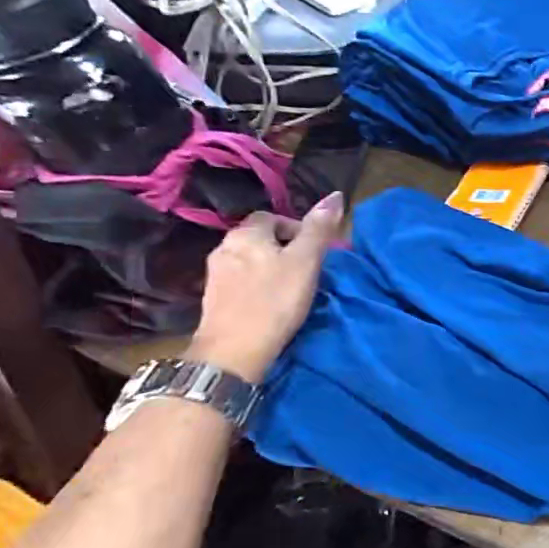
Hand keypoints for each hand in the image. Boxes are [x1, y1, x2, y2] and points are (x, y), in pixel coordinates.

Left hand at [185, 193, 344, 382]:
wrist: (233, 352)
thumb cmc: (274, 300)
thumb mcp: (305, 262)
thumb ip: (318, 229)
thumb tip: (334, 195)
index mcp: (245, 234)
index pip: (272, 216)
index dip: (295, 228)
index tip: (314, 250)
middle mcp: (223, 247)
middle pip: (259, 238)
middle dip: (283, 248)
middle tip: (306, 269)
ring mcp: (215, 275)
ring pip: (249, 260)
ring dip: (269, 267)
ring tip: (291, 286)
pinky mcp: (213, 300)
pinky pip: (240, 281)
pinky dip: (257, 285)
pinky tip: (269, 302)